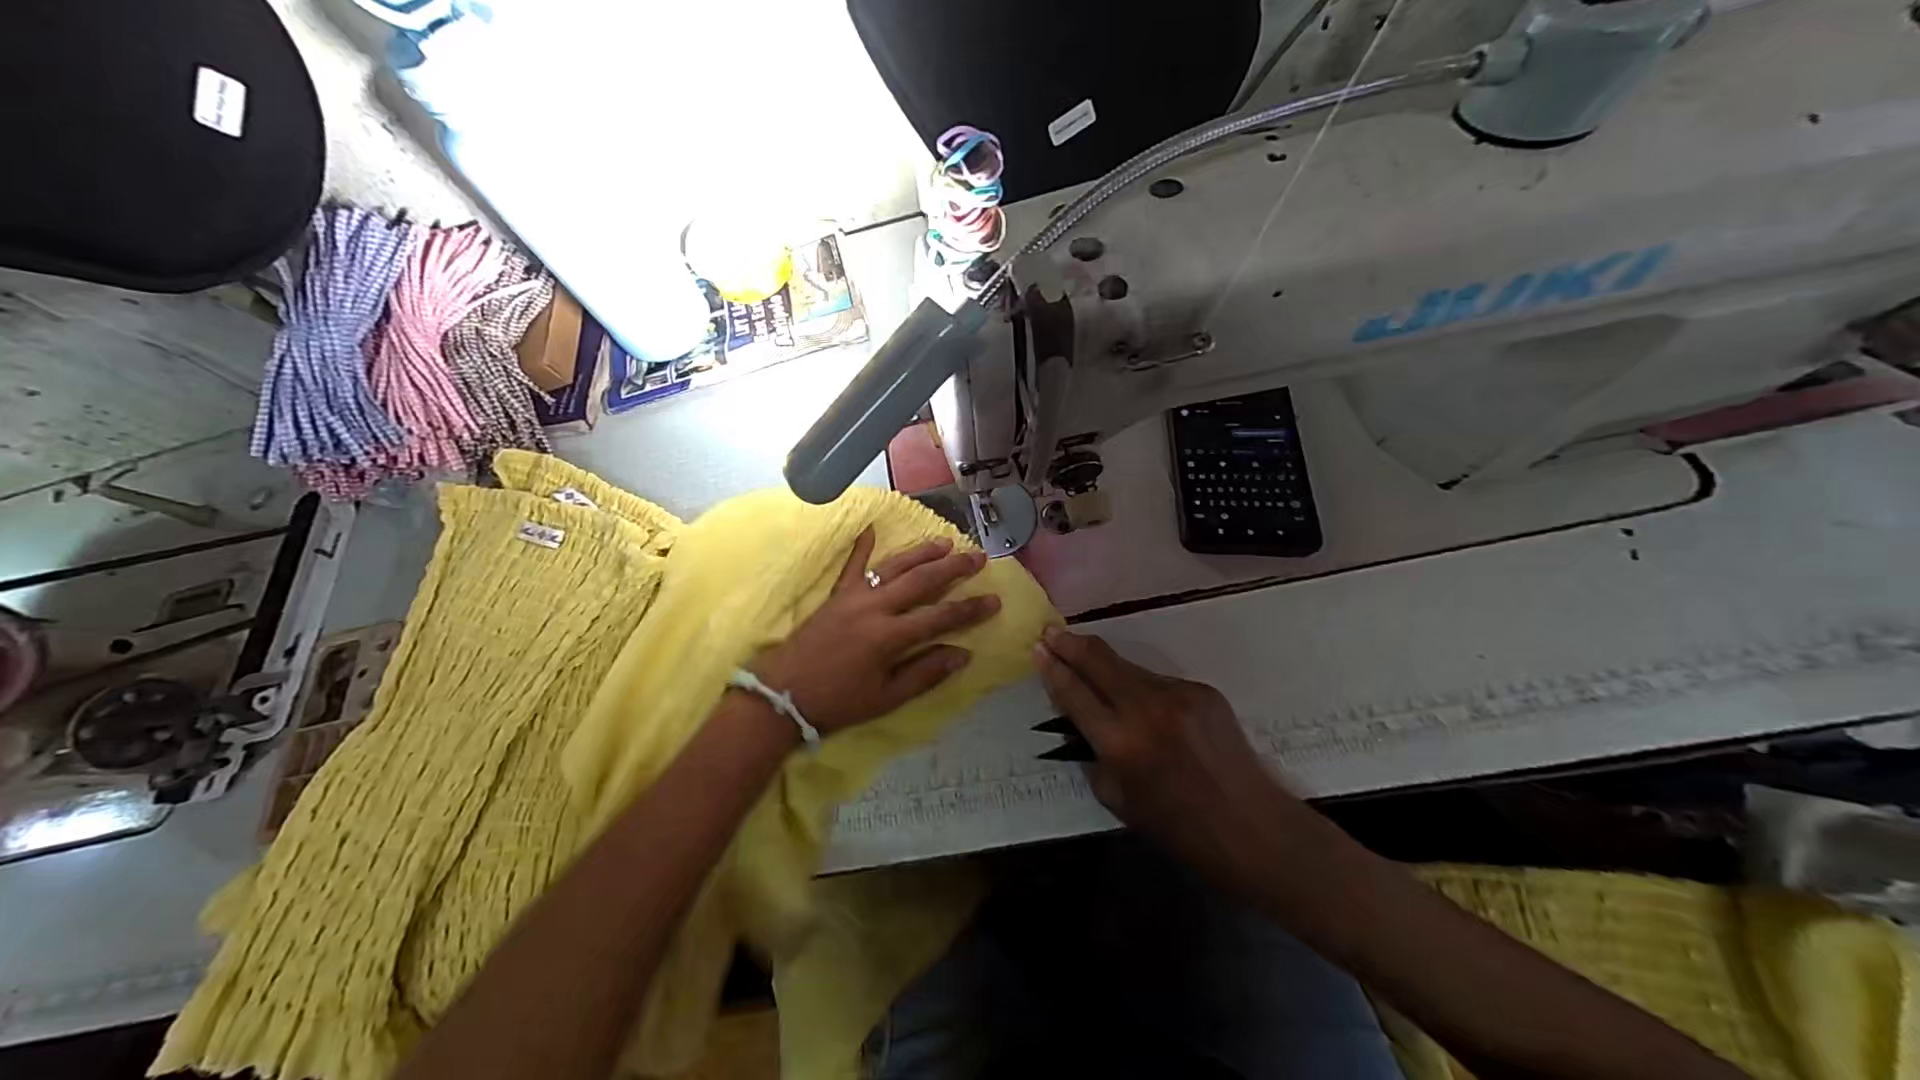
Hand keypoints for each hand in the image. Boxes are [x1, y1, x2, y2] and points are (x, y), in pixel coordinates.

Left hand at [749, 528, 999, 734]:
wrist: (782, 695)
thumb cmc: (838, 702)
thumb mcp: (886, 698)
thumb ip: (925, 673)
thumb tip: (962, 654)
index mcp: (889, 636)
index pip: (940, 616)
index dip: (970, 609)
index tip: (995, 600)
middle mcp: (874, 608)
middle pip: (921, 581)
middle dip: (953, 568)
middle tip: (977, 557)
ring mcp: (853, 597)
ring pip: (893, 567)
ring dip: (921, 552)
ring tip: (945, 541)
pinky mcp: (835, 596)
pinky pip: (852, 566)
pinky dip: (862, 546)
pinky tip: (871, 528)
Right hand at [1034, 628, 1288, 862]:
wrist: (1250, 825)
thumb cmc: (1178, 826)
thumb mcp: (1117, 799)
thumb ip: (1092, 754)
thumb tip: (1078, 719)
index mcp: (1120, 743)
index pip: (1074, 692)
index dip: (1052, 668)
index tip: (1038, 650)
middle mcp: (1146, 709)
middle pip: (1098, 661)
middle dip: (1070, 644)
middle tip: (1051, 632)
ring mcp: (1178, 694)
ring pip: (1128, 667)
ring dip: (1104, 664)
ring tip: (1085, 657)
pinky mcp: (1202, 690)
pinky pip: (1158, 681)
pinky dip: (1141, 686)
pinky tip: (1140, 700)